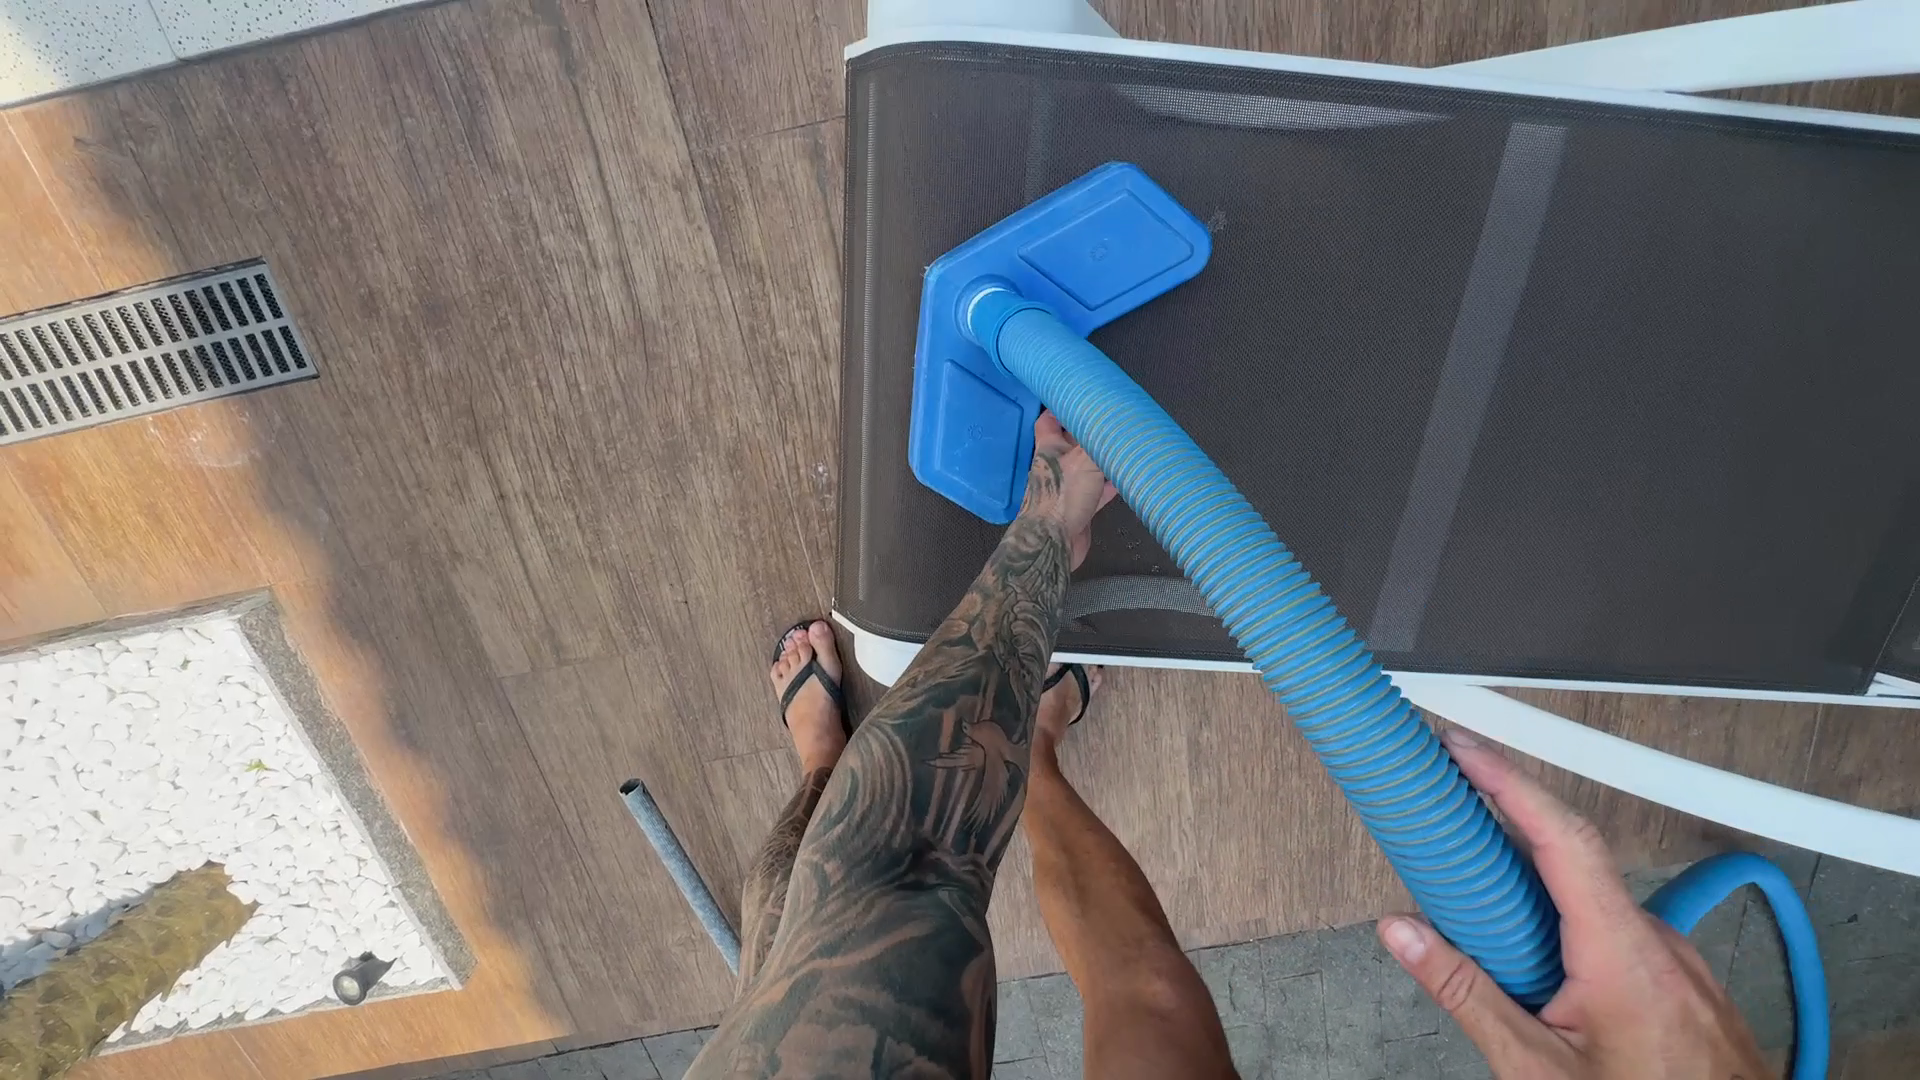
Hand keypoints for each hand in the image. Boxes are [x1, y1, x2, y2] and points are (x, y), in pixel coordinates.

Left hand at [1022, 412, 1116, 569]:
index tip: (1079, 396)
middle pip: (1074, 442)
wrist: (1052, 543)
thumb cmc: (1060, 498)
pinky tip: (1128, 477)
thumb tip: (1119, 421)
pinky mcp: (1080, 507)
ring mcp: (1068, 487)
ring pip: (1089, 466)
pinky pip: (1100, 490)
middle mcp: (1056, 465)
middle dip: (1092, 432)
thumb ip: (1101, 440)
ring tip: (1127, 446)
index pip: (1049, 419)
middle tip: (1113, 420)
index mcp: (1049, 448)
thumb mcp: (1084, 459)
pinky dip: (1113, 483)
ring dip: (1106, 458)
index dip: (1061, 406)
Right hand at [1377, 727, 1771, 1079]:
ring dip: (1525, 871)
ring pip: (1586, 891)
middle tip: (1443, 794)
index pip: (1563, 838)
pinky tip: (1525, 934)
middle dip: (1501, 816)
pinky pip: (1607, 921)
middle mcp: (1657, 943)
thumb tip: (1398, 930)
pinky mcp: (1678, 981)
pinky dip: (1555, 907)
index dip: (1509, 782)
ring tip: (1468, 873)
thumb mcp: (1539, 1072)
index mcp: (1625, 955)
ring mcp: (1674, 961)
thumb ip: (1467, 995)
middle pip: (1569, 853)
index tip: (1463, 748)